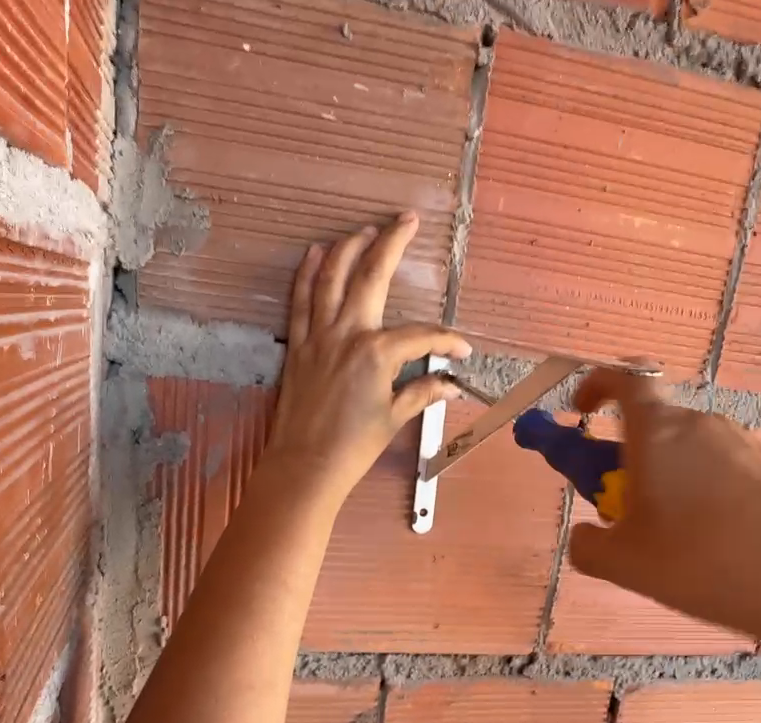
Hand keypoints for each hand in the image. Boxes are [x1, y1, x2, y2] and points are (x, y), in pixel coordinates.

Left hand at [262, 212, 470, 504]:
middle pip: (372, 276)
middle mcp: (347, 333)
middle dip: (392, 242)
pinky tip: (316, 253)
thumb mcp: (394, 418)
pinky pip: (300, 300)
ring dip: (348, 247)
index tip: (463, 348)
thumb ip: (423, 392)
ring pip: (331, 277)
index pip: (421, 334)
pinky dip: (308, 273)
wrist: (305, 466)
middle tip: (407, 219)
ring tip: (364, 228)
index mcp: (377, 352)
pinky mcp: (297, 345)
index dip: (447, 339)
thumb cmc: (353, 447)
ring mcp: (318, 335)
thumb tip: (451, 385)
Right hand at [564, 369, 760, 643]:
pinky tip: (706, 544)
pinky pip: (715, 468)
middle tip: (620, 511)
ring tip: (666, 539)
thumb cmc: (698, 562)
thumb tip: (585, 534)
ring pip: (682, 450)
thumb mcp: (621, 563)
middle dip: (624, 458)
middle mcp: (699, 424)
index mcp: (657, 431)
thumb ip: (586, 544)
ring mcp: (740, 443)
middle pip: (651, 423)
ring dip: (661, 479)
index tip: (581, 411)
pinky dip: (696, 492)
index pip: (623, 376)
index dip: (596, 384)